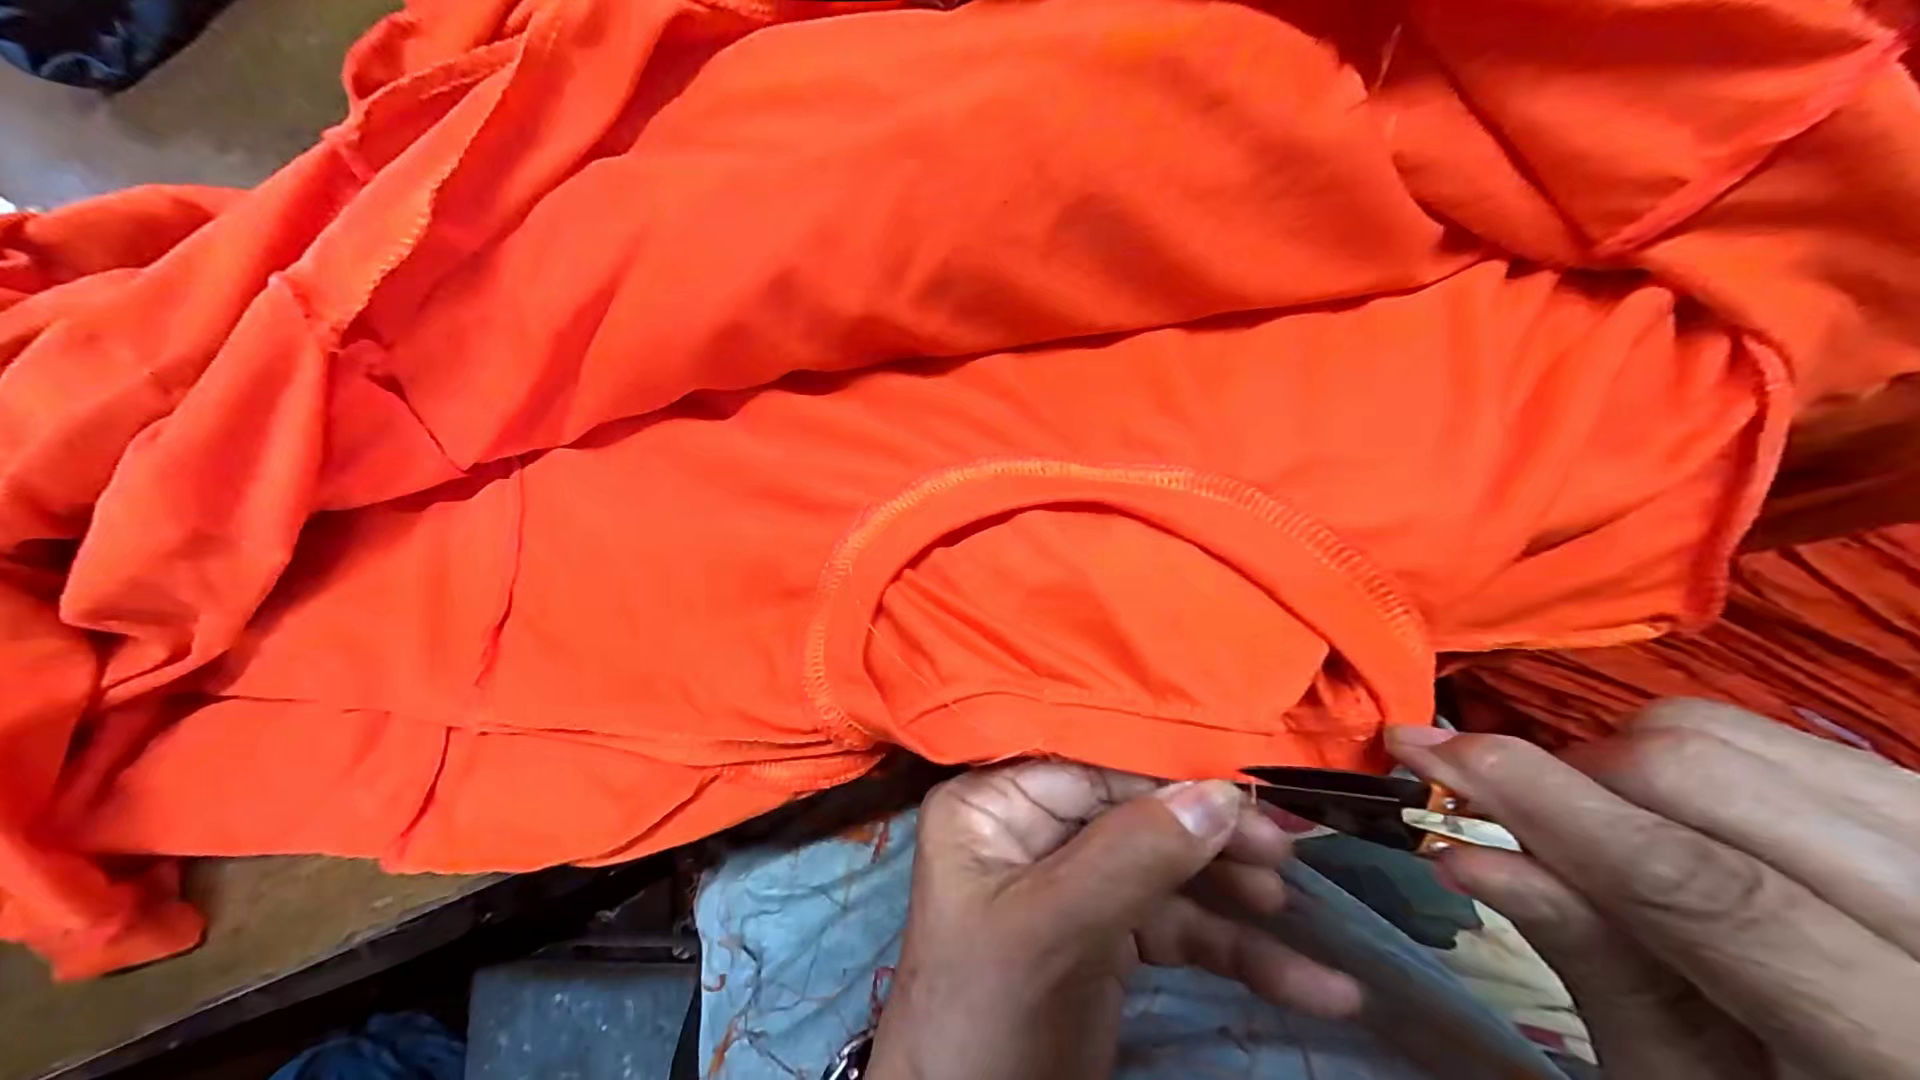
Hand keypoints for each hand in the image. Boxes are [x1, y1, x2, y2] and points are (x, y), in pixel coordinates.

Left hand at [865, 762, 1361, 1079]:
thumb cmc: (983, 1017)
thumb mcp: (1050, 929)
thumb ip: (1131, 856)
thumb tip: (1218, 795)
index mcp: (992, 804)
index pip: (1087, 768)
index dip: (1164, 774)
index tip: (1242, 788)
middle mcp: (1031, 829)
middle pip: (1134, 814)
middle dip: (1207, 836)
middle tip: (1280, 850)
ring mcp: (1071, 882)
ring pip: (1163, 869)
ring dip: (1231, 891)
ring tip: (1290, 905)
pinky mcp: (1105, 936)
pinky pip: (1175, 928)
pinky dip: (1235, 952)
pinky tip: (1309, 984)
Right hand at [1387, 699, 1919, 1079]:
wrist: (1892, 1073)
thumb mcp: (1676, 1074)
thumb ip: (1586, 955)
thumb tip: (1458, 852)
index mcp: (1910, 1043)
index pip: (1700, 887)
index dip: (1543, 805)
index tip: (1422, 751)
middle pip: (1710, 775)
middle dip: (1568, 779)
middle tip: (1514, 816)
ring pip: (1738, 734)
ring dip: (1618, 762)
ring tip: (1598, 823)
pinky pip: (1775, 735)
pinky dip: (1681, 756)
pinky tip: (1669, 813)